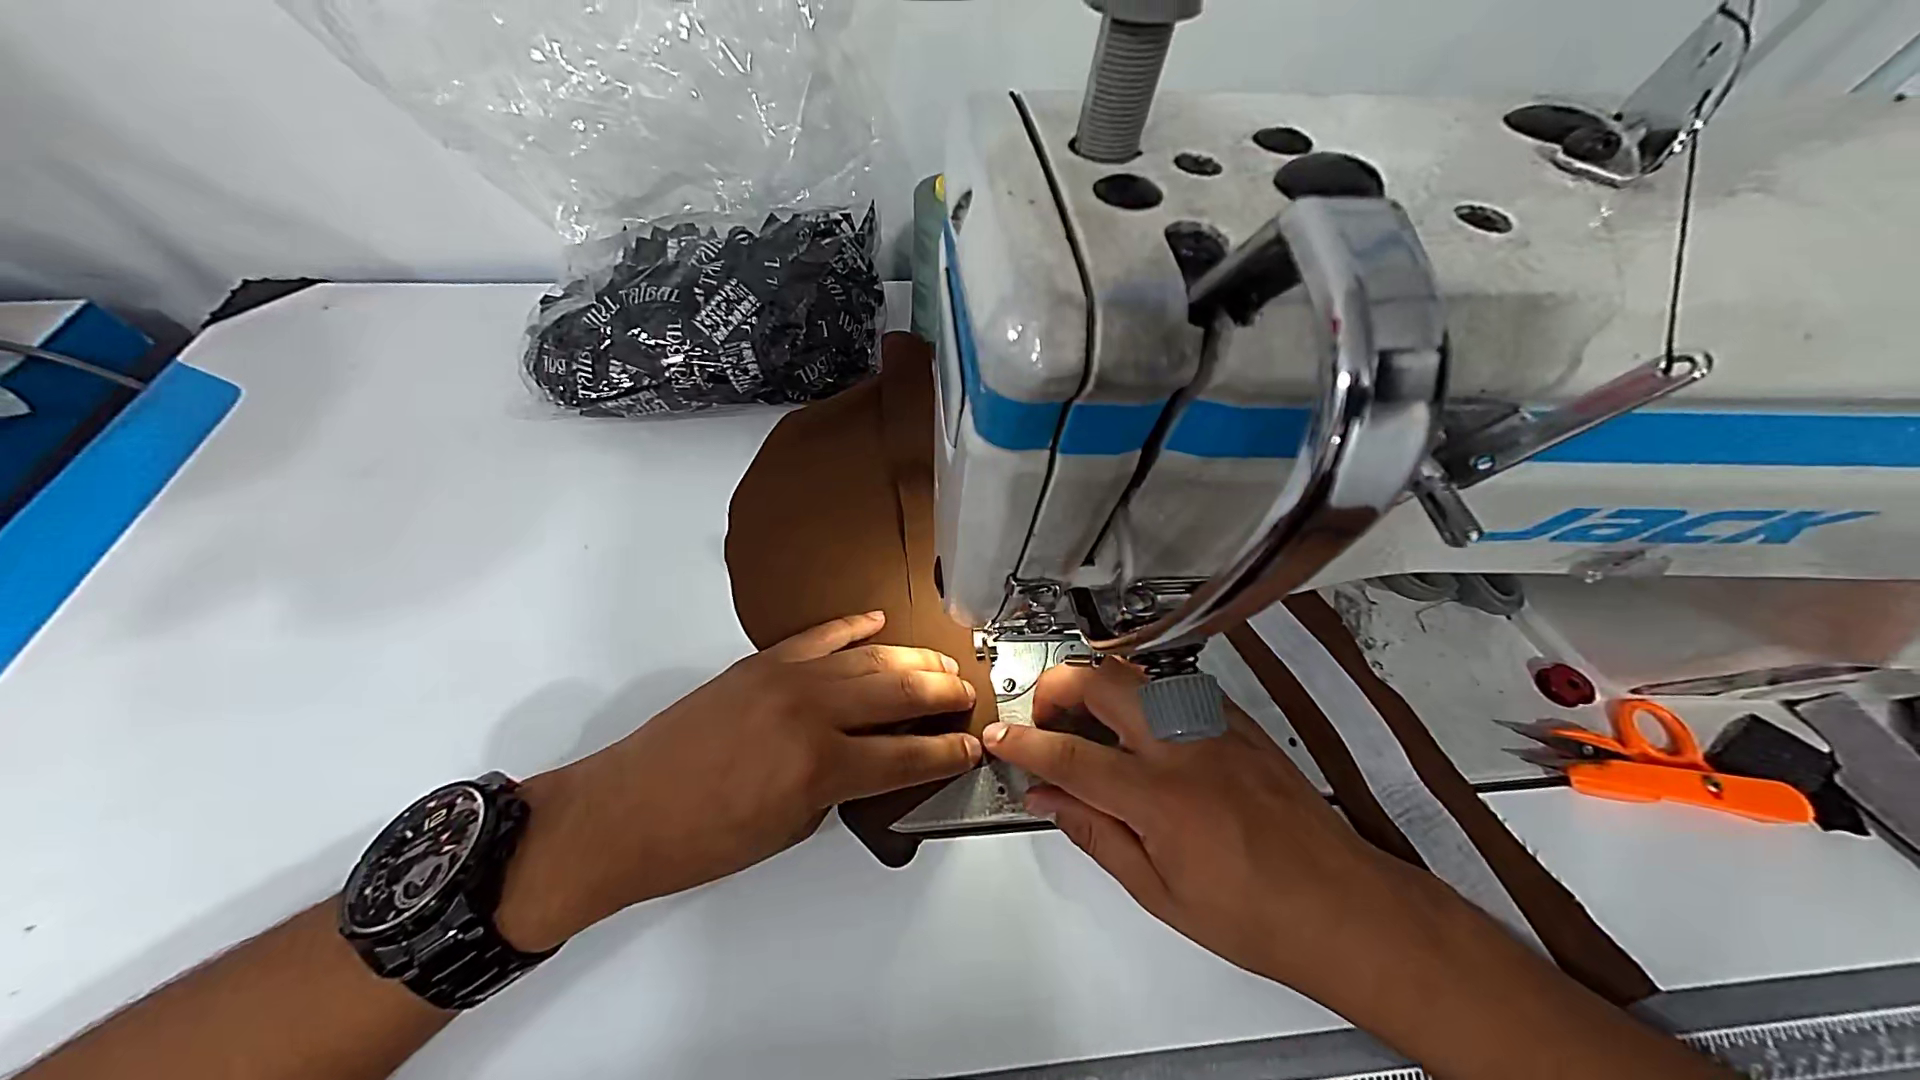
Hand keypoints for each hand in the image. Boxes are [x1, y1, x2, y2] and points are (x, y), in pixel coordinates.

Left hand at [497, 612, 980, 948]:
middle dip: (944, 694)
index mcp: (820, 766)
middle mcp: (810, 712)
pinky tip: (878, 623)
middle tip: (967, 697)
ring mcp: (785, 677)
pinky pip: (820, 635)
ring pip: (870, 657)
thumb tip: (876, 761)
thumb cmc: (700, 839)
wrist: (622, 812)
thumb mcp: (789, 828)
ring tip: (940, 665)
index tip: (971, 748)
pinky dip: (853, 627)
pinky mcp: (760, 661)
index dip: (948, 753)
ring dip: (913, 661)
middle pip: (901, 693)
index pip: (908, 755)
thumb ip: (842, 788)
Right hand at [983, 660, 1444, 998]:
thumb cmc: (1263, 915)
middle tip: (1042, 718)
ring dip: (1095, 687)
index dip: (1023, 744)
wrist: (1345, 907)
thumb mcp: (1158, 890)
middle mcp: (1187, 748)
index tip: (1001, 737)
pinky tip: (1137, 730)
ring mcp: (1215, 727)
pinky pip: (1172, 687)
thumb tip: (1051, 801)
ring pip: (1135, 674)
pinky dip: (1138, 696)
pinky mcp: (1236, 722)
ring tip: (1085, 724)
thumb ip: (1094, 833)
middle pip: (1099, 682)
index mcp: (1161, 799)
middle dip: (1055, 688)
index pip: (1069, 756)